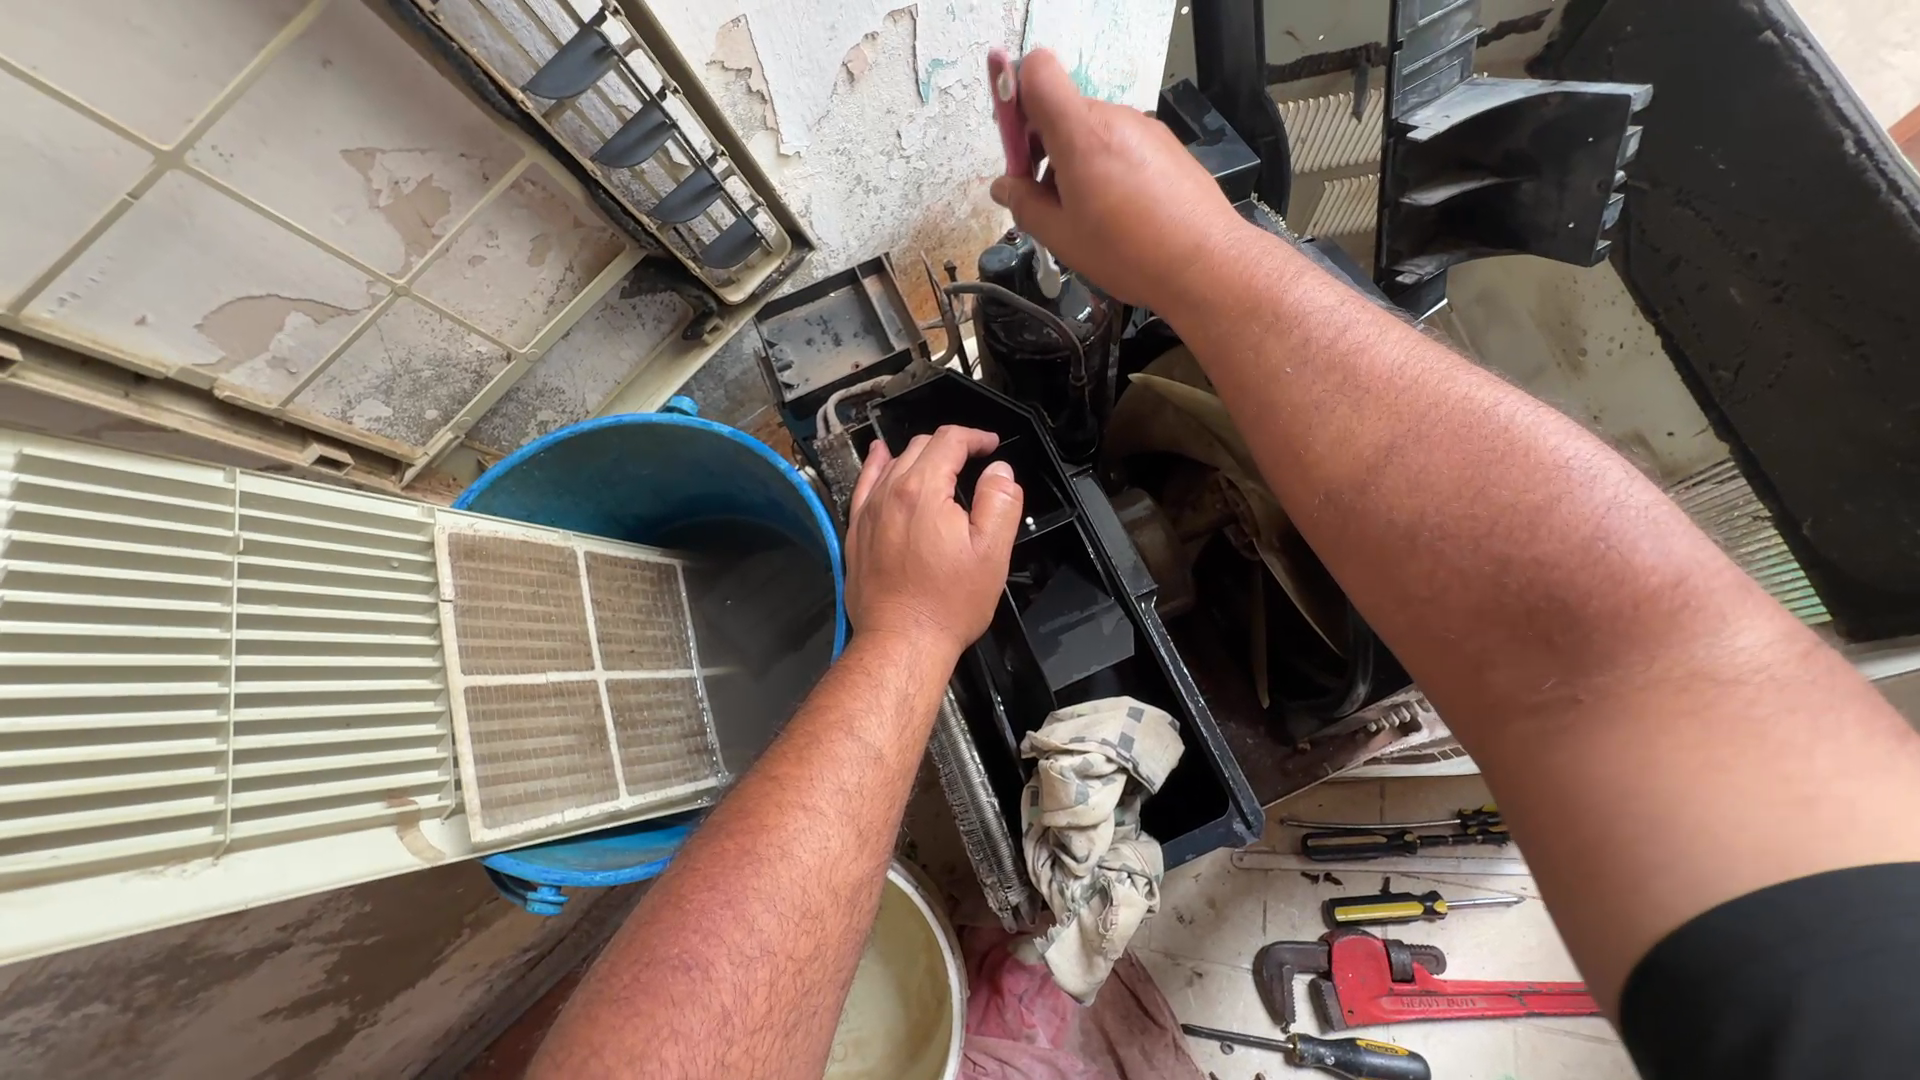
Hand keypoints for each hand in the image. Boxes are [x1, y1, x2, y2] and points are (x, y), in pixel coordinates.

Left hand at [845, 426, 1023, 659]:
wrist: (902, 640)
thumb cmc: (948, 603)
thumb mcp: (991, 552)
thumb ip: (999, 502)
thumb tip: (998, 471)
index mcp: (923, 491)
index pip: (948, 441)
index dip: (975, 437)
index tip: (990, 446)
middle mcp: (889, 494)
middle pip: (920, 447)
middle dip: (951, 446)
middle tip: (973, 459)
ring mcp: (868, 513)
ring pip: (893, 464)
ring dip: (920, 456)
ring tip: (940, 461)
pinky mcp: (856, 533)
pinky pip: (864, 485)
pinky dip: (877, 466)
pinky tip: (881, 457)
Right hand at [989, 49, 1249, 312]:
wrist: (1204, 263)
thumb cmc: (1131, 253)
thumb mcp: (1062, 237)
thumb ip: (1024, 204)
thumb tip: (1003, 187)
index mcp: (1081, 134)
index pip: (1037, 71)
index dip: (1015, 95)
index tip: (1014, 144)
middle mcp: (1114, 119)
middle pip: (1061, 109)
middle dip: (1041, 147)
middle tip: (1042, 198)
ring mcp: (1143, 129)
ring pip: (1090, 130)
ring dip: (1072, 163)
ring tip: (1081, 214)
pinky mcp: (1164, 146)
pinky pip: (1119, 144)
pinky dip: (1103, 168)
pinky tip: (1113, 213)